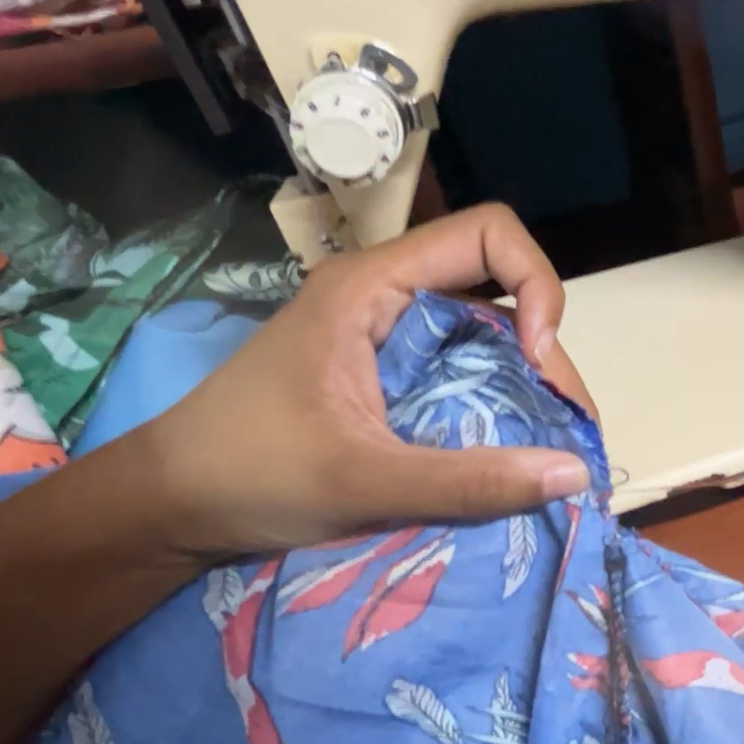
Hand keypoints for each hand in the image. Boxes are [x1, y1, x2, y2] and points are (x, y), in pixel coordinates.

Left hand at [127, 204, 595, 564]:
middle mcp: (391, 298)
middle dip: (546, 357)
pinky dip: (501, 410)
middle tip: (564, 428)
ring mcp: (392, 338)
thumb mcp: (363, 480)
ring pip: (490, 341)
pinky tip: (512, 453)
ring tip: (550, 449)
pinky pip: (468, 376)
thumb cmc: (249, 473)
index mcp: (374, 286)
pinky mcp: (393, 377)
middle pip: (503, 294)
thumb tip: (576, 475)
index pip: (488, 235)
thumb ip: (470, 482)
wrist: (167, 508)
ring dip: (529, 389)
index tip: (539, 359)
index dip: (536, 282)